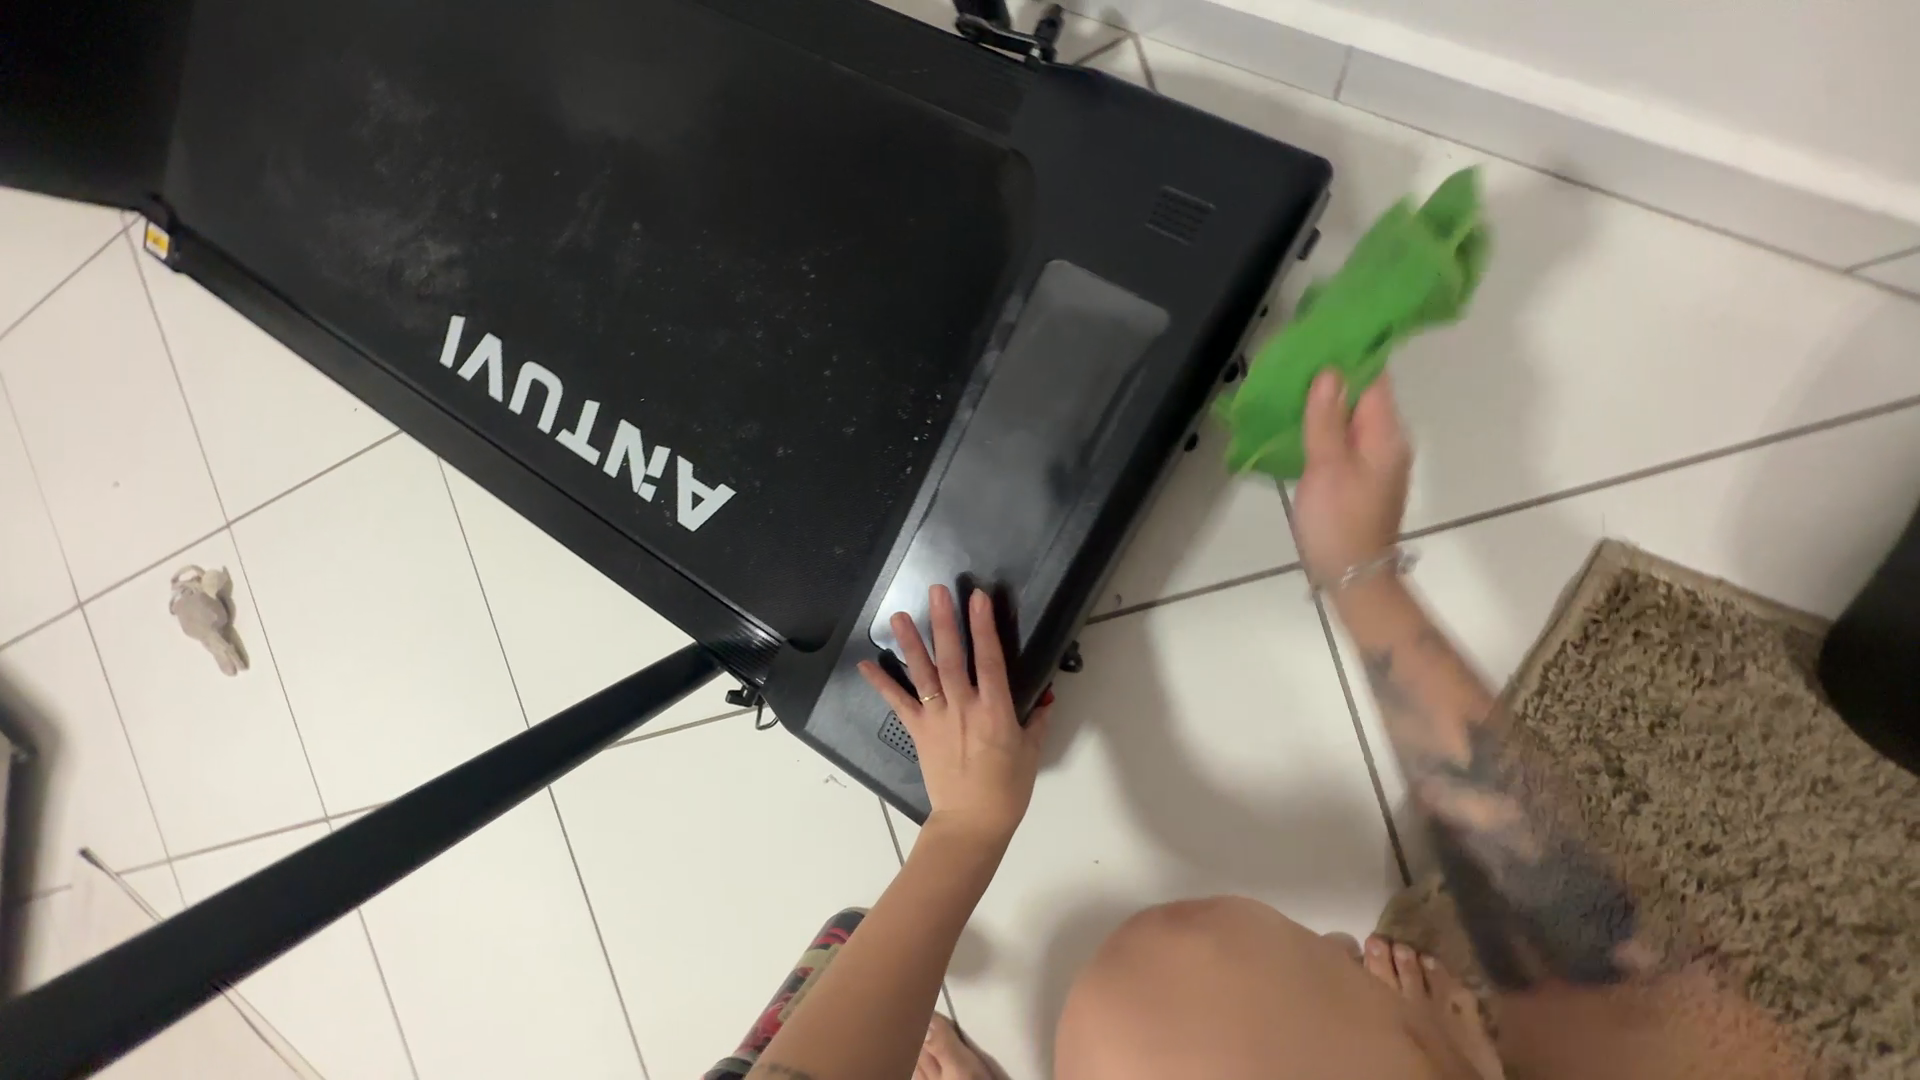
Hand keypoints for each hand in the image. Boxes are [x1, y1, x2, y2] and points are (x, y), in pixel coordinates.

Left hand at [857, 585, 1051, 847]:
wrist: (972, 822)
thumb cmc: (1008, 788)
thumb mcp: (1032, 751)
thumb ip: (1038, 718)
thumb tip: (1047, 695)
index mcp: (996, 710)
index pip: (990, 659)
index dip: (984, 626)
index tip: (978, 598)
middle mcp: (964, 707)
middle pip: (952, 657)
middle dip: (945, 622)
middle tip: (937, 591)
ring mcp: (937, 718)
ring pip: (924, 673)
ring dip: (911, 643)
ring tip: (899, 616)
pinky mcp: (918, 731)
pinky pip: (898, 703)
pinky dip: (882, 683)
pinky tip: (866, 663)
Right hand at [1291, 371, 1411, 584]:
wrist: (1353, 575)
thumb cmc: (1338, 522)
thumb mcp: (1327, 467)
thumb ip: (1326, 418)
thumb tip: (1330, 371)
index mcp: (1385, 434)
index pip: (1374, 378)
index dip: (1350, 355)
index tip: (1318, 337)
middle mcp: (1387, 441)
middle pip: (1364, 395)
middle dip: (1332, 377)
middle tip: (1293, 361)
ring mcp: (1376, 461)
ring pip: (1352, 417)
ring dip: (1325, 402)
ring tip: (1289, 388)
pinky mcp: (1361, 477)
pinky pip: (1345, 438)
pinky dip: (1325, 426)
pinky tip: (1299, 425)